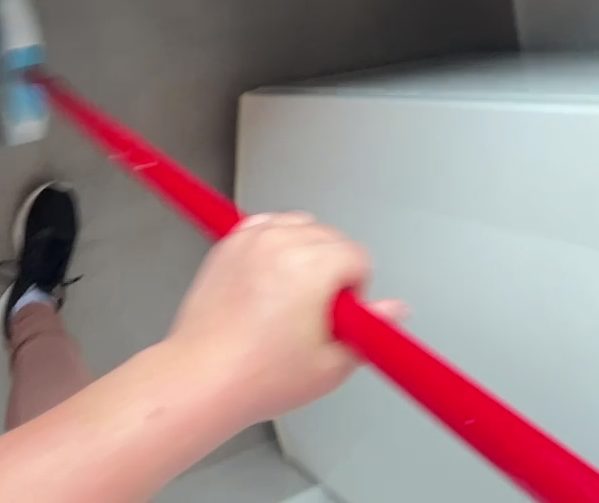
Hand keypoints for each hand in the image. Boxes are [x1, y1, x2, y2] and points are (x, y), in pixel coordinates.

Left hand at [163, 212, 406, 427]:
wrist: (204, 375)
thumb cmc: (257, 373)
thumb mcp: (331, 364)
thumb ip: (371, 329)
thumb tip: (394, 311)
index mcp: (312, 265)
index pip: (357, 254)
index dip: (358, 288)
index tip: (344, 311)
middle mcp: (281, 242)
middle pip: (330, 236)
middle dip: (334, 267)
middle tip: (319, 309)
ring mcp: (252, 239)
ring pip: (298, 224)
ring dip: (305, 249)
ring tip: (294, 292)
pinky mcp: (230, 242)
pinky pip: (265, 223)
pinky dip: (273, 239)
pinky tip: (270, 274)